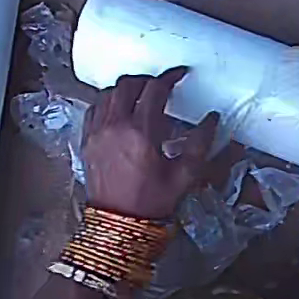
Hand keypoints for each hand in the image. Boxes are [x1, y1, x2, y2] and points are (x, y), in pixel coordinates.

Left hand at [82, 67, 221, 219]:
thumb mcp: (185, 175)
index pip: (155, 90)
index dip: (170, 77)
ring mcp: (97, 132)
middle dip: (147, 79)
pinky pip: (94, 109)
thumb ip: (201, 143)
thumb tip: (212, 119)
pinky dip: (107, 102)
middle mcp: (115, 126)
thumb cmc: (153, 201)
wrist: (119, 223)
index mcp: (141, 132)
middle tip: (161, 85)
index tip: (180, 74)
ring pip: (108, 93)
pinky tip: (118, 111)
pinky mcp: (87, 141)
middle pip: (128, 84)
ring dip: (126, 89)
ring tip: (140, 95)